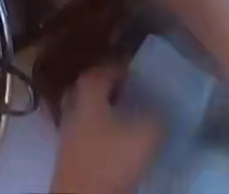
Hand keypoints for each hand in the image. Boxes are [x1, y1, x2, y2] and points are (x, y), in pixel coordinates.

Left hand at [50, 67, 160, 193]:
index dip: (117, 68)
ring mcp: (68, 133)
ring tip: (125, 121)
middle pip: (88, 90)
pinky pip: (85, 137)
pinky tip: (115, 146)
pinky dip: (99, 135)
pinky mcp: (68, 158)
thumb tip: (161, 110)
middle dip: (107, 89)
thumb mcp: (143, 137)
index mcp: (87, 93)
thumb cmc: (109, 161)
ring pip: (85, 114)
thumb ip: (155, 119)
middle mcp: (73, 108)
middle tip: (127, 93)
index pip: (100, 70)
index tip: (134, 71)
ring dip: (103, 114)